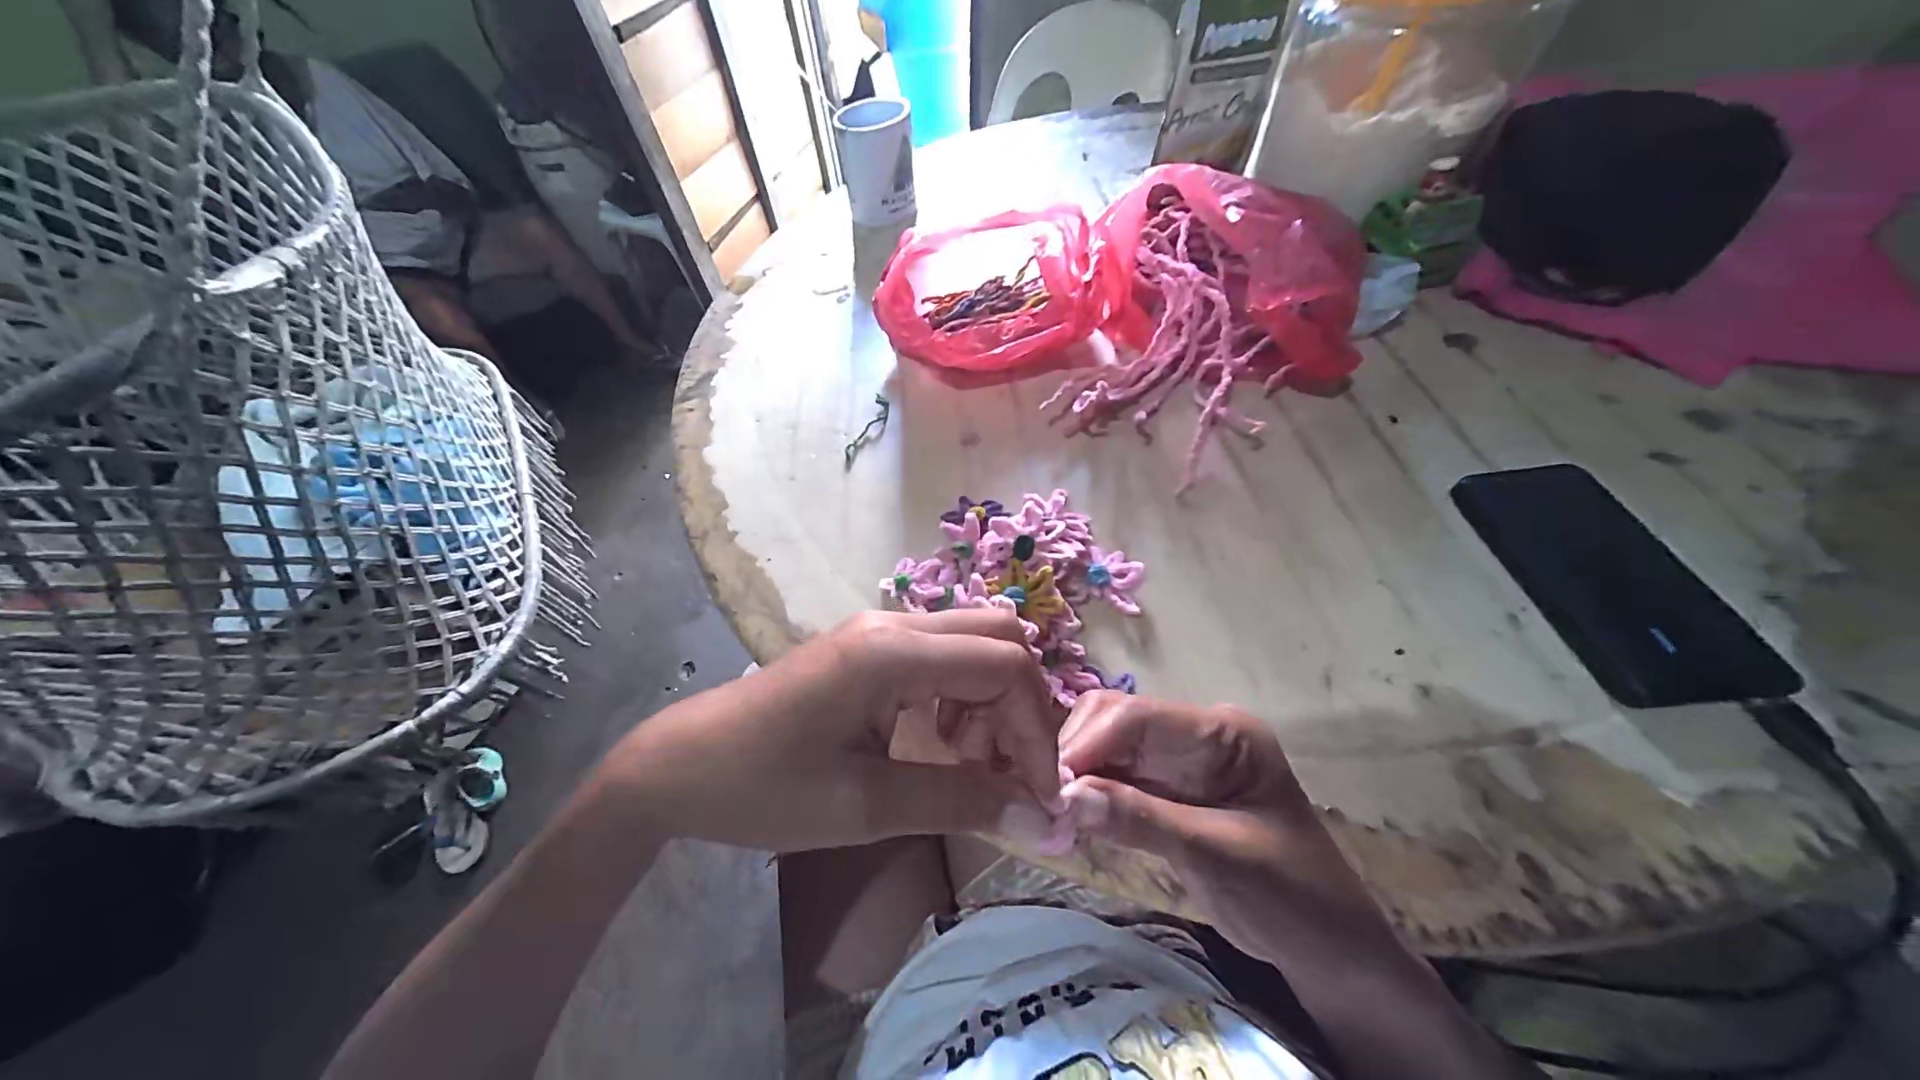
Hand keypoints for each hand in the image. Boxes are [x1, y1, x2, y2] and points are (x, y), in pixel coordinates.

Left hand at [603, 609, 1071, 852]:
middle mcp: (893, 624)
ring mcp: (879, 629)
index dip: (1035, 728)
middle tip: (1004, 771)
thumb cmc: (762, 788)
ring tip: (967, 760)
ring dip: (992, 699)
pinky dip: (964, 694)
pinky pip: (943, 654)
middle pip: (1000, 638)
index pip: (1004, 666)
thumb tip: (1038, 816)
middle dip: (1020, 706)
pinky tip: (939, 738)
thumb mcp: (864, 807)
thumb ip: (959, 802)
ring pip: (975, 642)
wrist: (679, 766)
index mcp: (890, 653)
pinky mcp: (869, 646)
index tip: (1035, 793)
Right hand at [1056, 693, 1540, 1079]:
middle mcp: (1193, 734)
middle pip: (1114, 721)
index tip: (1051, 784)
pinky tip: (1067, 815)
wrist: (1328, 950)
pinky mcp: (1162, 789)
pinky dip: (1087, 793)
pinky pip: (1111, 777)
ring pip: (1106, 746)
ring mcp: (1176, 760)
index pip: (1138, 716)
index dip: (1089, 742)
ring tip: (1047, 808)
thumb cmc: (1291, 898)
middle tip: (1045, 800)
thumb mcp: (1217, 858)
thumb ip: (1142, 820)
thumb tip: (1067, 796)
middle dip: (1076, 753)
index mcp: (1222, 732)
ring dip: (1074, 773)